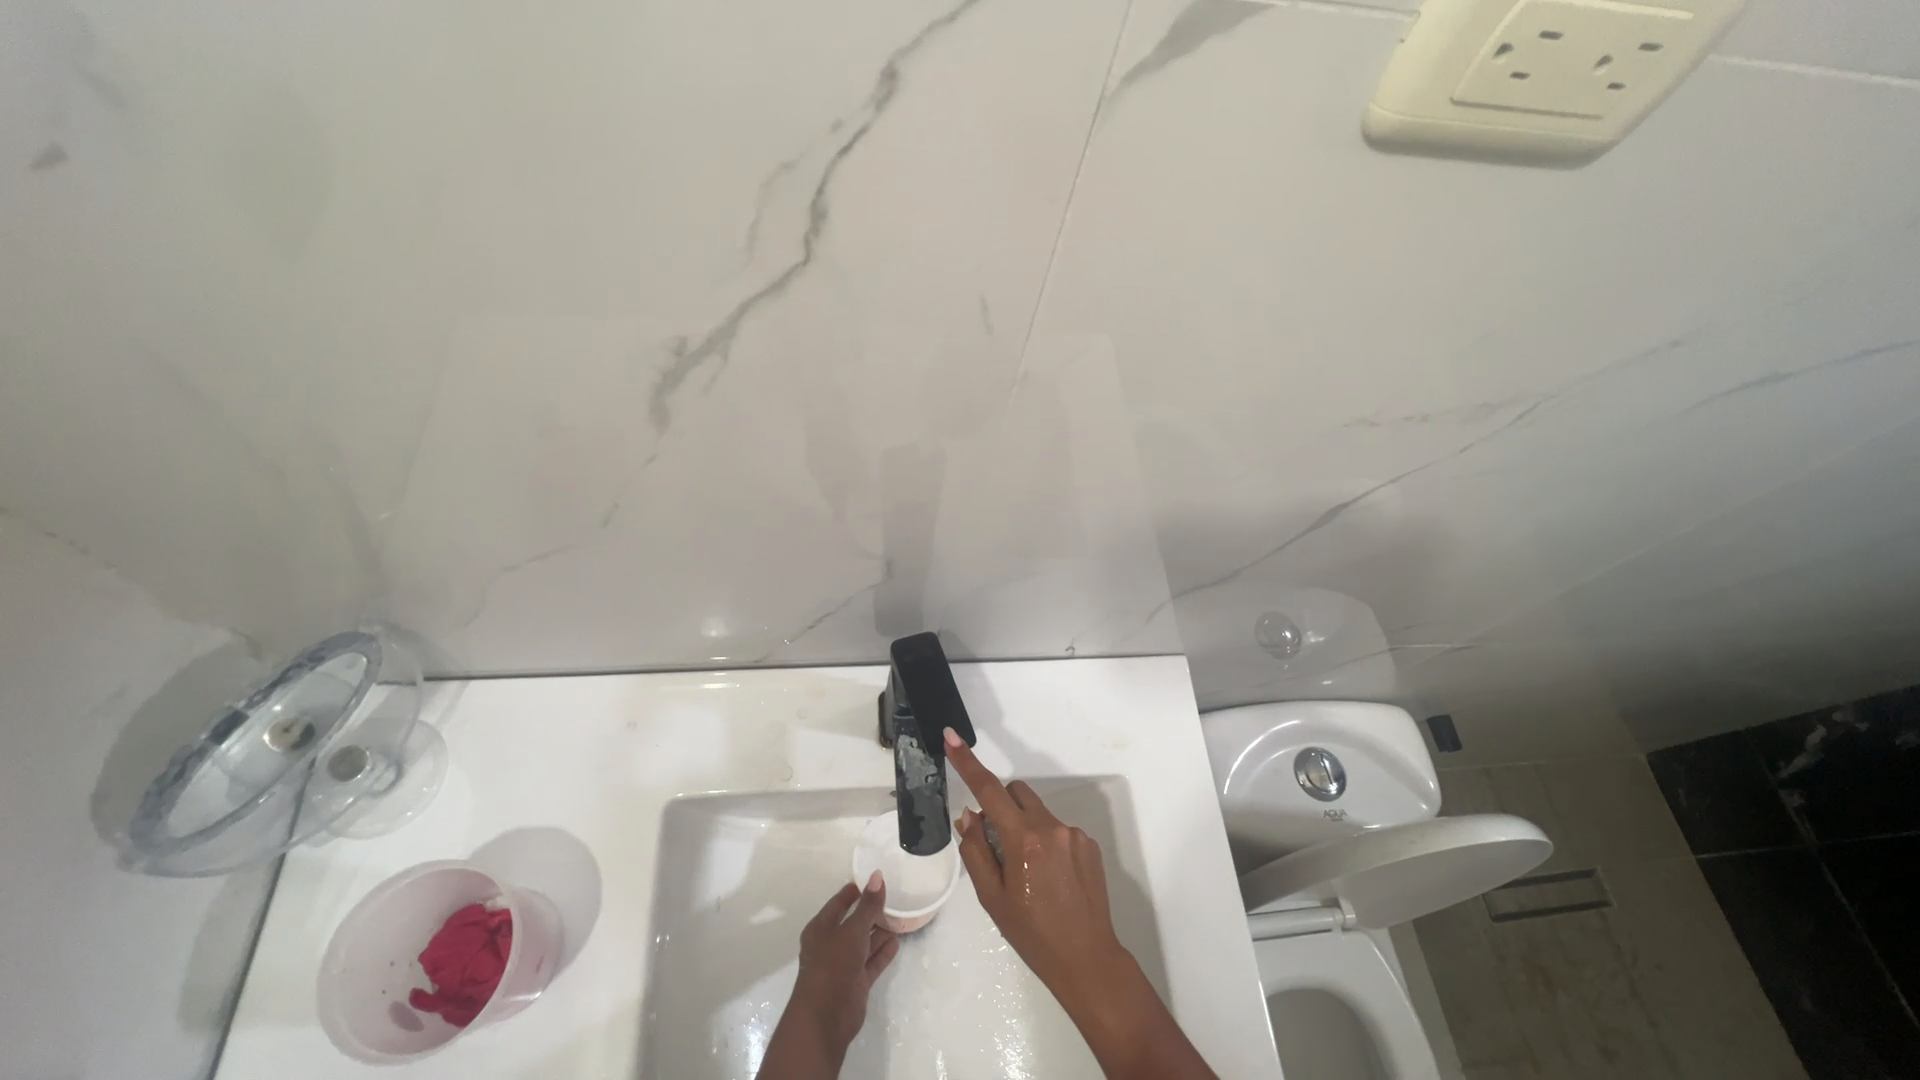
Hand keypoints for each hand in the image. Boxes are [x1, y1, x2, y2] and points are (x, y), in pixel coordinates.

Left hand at [756, 875, 899, 1079]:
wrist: (825, 1018)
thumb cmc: (833, 965)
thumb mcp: (852, 930)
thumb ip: (867, 906)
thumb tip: (877, 876)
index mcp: (821, 929)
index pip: (838, 903)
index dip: (854, 891)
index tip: (873, 880)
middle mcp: (830, 945)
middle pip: (853, 923)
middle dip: (870, 912)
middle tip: (894, 898)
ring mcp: (843, 965)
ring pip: (863, 943)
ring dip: (879, 932)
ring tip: (899, 918)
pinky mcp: (855, 983)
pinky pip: (871, 962)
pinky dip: (882, 952)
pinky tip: (896, 942)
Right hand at [945, 728, 1217, 1079]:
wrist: (1087, 958)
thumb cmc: (1032, 933)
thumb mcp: (992, 897)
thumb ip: (976, 850)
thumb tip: (969, 815)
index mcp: (1023, 839)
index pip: (989, 790)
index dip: (967, 762)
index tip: (951, 738)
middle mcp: (1051, 827)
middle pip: (1016, 793)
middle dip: (1000, 806)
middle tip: (995, 845)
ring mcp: (1074, 834)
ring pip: (1037, 812)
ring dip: (1024, 826)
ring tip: (1026, 872)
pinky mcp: (1089, 845)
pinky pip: (1057, 829)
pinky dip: (1045, 841)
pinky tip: (1049, 879)